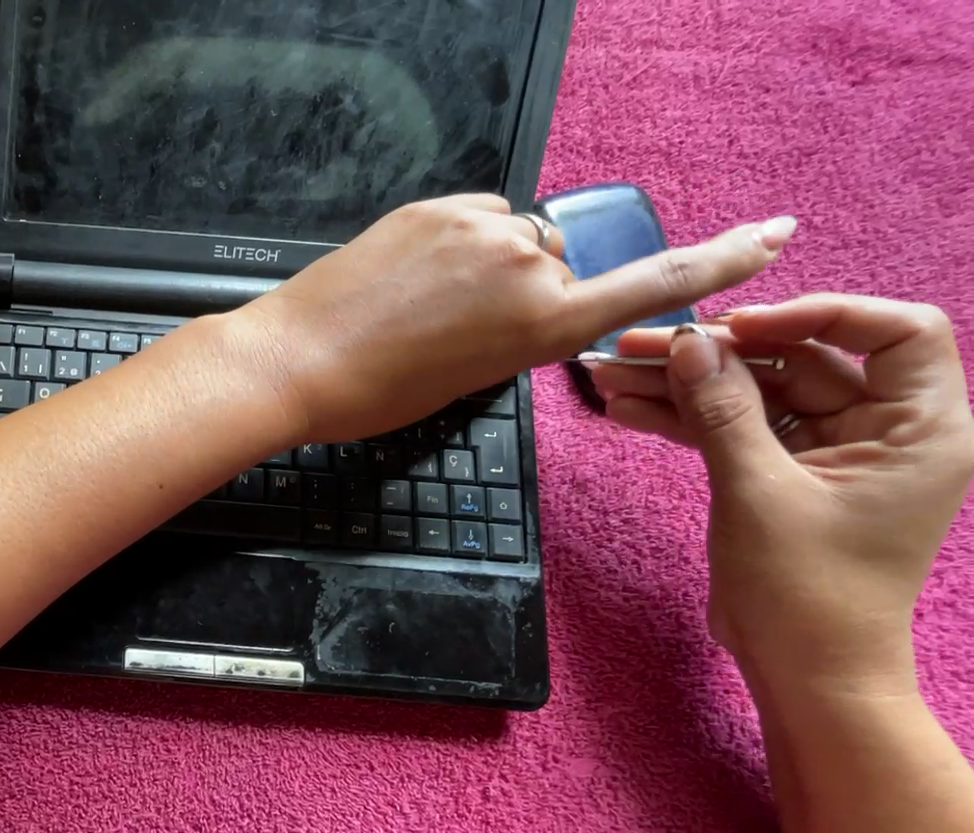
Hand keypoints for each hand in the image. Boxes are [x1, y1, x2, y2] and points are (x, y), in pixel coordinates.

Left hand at [240, 193, 798, 440]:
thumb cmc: (368, 395)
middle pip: (559, 266)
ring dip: (488, 265)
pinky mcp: (435, 208)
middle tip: (456, 326)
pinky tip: (412, 275)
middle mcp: (526, 266)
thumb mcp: (460, 386)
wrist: (291, 361)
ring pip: (513, 239)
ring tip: (423, 303)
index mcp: (541, 325)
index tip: (770, 234)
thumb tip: (520, 313)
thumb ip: (511, 343)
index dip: (718, 262)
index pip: (651, 285)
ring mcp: (479, 228)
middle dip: (526, 291)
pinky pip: (472, 218)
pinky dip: (457, 242)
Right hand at [593, 296, 973, 700]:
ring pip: (752, 396)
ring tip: (610, 376)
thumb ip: (724, 413)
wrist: (799, 663)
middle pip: (799, 363)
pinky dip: (682, 420)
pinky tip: (627, 409)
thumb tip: (689, 346)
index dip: (816, 315)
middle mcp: (879, 429)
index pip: (892, 333)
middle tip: (635, 347)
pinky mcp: (778, 475)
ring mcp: (823, 453)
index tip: (732, 327)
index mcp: (918, 427)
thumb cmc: (806, 585)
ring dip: (683, 386)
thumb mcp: (759, 491)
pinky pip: (730, 431)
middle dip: (715, 354)